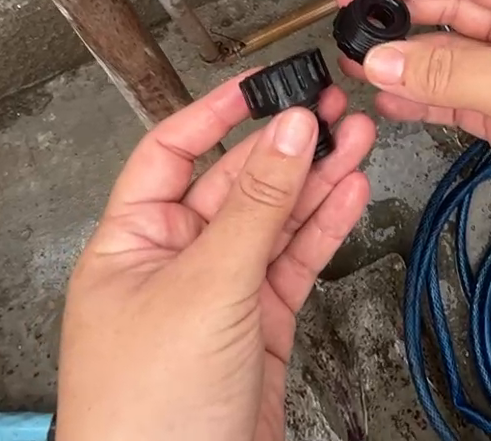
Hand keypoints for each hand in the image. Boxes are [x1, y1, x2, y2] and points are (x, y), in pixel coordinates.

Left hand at [57, 76, 374, 440]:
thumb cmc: (149, 412)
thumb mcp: (207, 288)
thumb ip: (257, 205)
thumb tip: (291, 127)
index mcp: (132, 244)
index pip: (172, 153)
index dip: (217, 113)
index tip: (265, 83)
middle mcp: (175, 260)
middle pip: (238, 181)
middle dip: (287, 144)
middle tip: (335, 106)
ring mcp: (222, 291)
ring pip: (276, 217)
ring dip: (317, 178)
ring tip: (358, 136)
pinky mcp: (260, 322)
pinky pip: (296, 258)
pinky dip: (325, 226)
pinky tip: (351, 191)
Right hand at [337, 0, 490, 262]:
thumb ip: (449, 71)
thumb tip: (380, 59)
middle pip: (455, 11)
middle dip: (405, 13)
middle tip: (353, 17)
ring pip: (450, 58)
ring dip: (407, 59)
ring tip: (357, 60)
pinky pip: (455, 100)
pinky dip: (422, 98)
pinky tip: (389, 97)